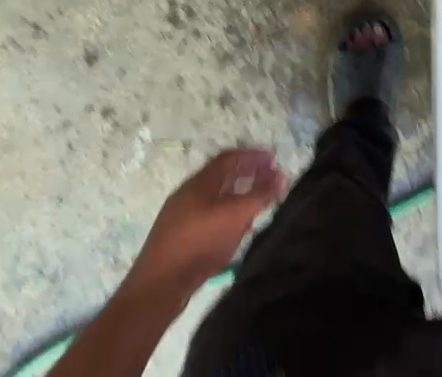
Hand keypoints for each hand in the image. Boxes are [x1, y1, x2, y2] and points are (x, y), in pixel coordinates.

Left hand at [125, 147, 288, 290]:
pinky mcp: (179, 238)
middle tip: (270, 179)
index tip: (274, 158)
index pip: (229, 157)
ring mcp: (181, 216)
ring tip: (258, 204)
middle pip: (222, 176)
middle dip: (248, 174)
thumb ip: (261, 195)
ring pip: (215, 198)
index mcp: (199, 182)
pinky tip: (238, 229)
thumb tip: (282, 176)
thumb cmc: (200, 243)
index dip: (253, 155)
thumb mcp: (236, 215)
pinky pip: (209, 216)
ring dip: (239, 195)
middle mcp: (188, 194)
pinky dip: (228, 214)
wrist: (158, 287)